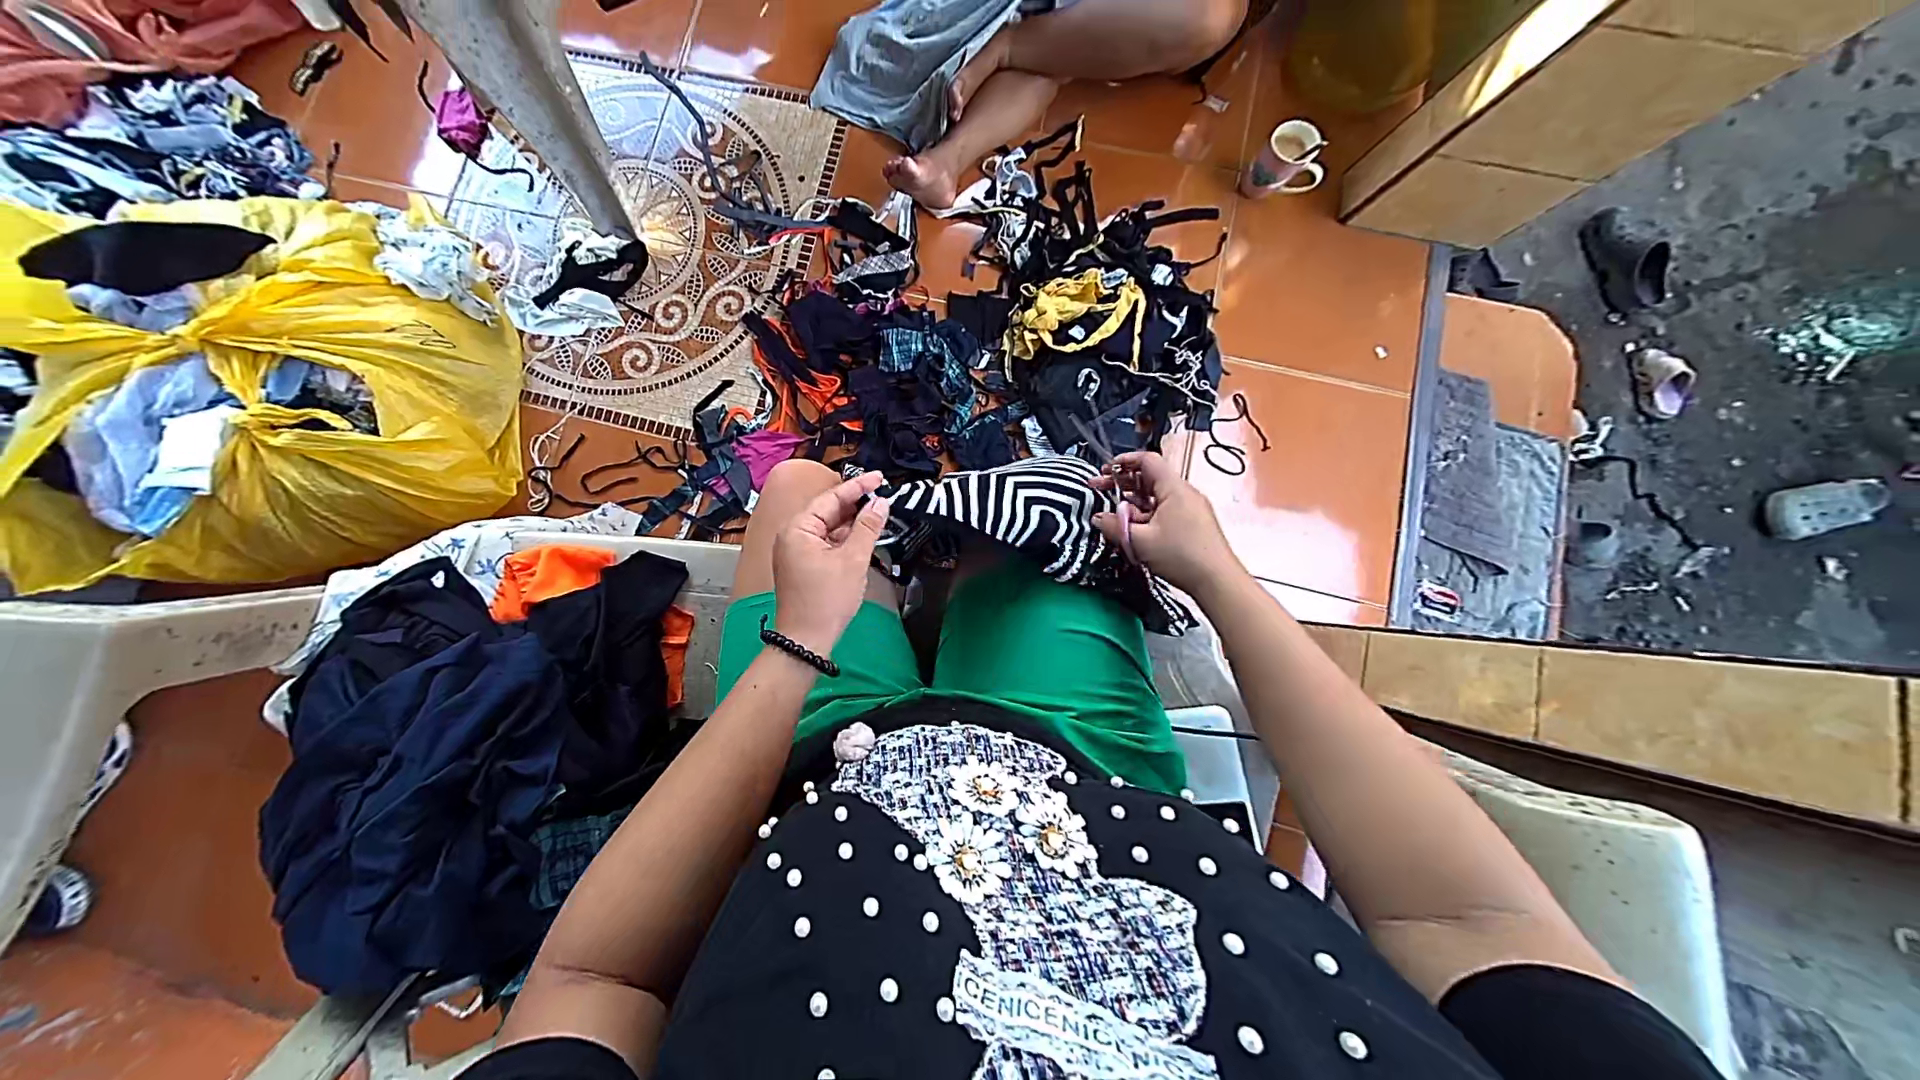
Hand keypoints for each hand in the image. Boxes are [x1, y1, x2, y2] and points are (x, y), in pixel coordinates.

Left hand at [771, 471, 890, 655]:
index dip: (858, 487)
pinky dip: (845, 538)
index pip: (831, 498)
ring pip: (829, 527)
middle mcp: (792, 535)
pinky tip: (864, 536)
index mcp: (797, 529)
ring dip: (852, 522)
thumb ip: (868, 527)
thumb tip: (880, 504)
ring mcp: (796, 551)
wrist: (807, 641)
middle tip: (883, 495)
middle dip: (856, 504)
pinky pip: (826, 542)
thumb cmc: (826, 602)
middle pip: (828, 510)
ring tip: (879, 514)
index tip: (879, 478)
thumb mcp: (853, 560)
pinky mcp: (803, 564)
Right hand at [1089, 451, 1245, 598]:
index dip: (1123, 462)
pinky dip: (1146, 514)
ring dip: (1133, 502)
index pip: (1147, 460)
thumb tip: (1098, 518)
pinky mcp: (1193, 524)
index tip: (1105, 471)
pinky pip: (1165, 510)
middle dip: (1123, 483)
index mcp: (1174, 488)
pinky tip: (1135, 528)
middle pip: (1150, 477)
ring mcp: (1191, 508)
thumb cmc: (1182, 556)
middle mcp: (1184, 493)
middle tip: (1100, 490)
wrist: (1218, 581)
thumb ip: (1114, 526)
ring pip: (1156, 496)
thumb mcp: (1141, 541)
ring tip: (1115, 514)